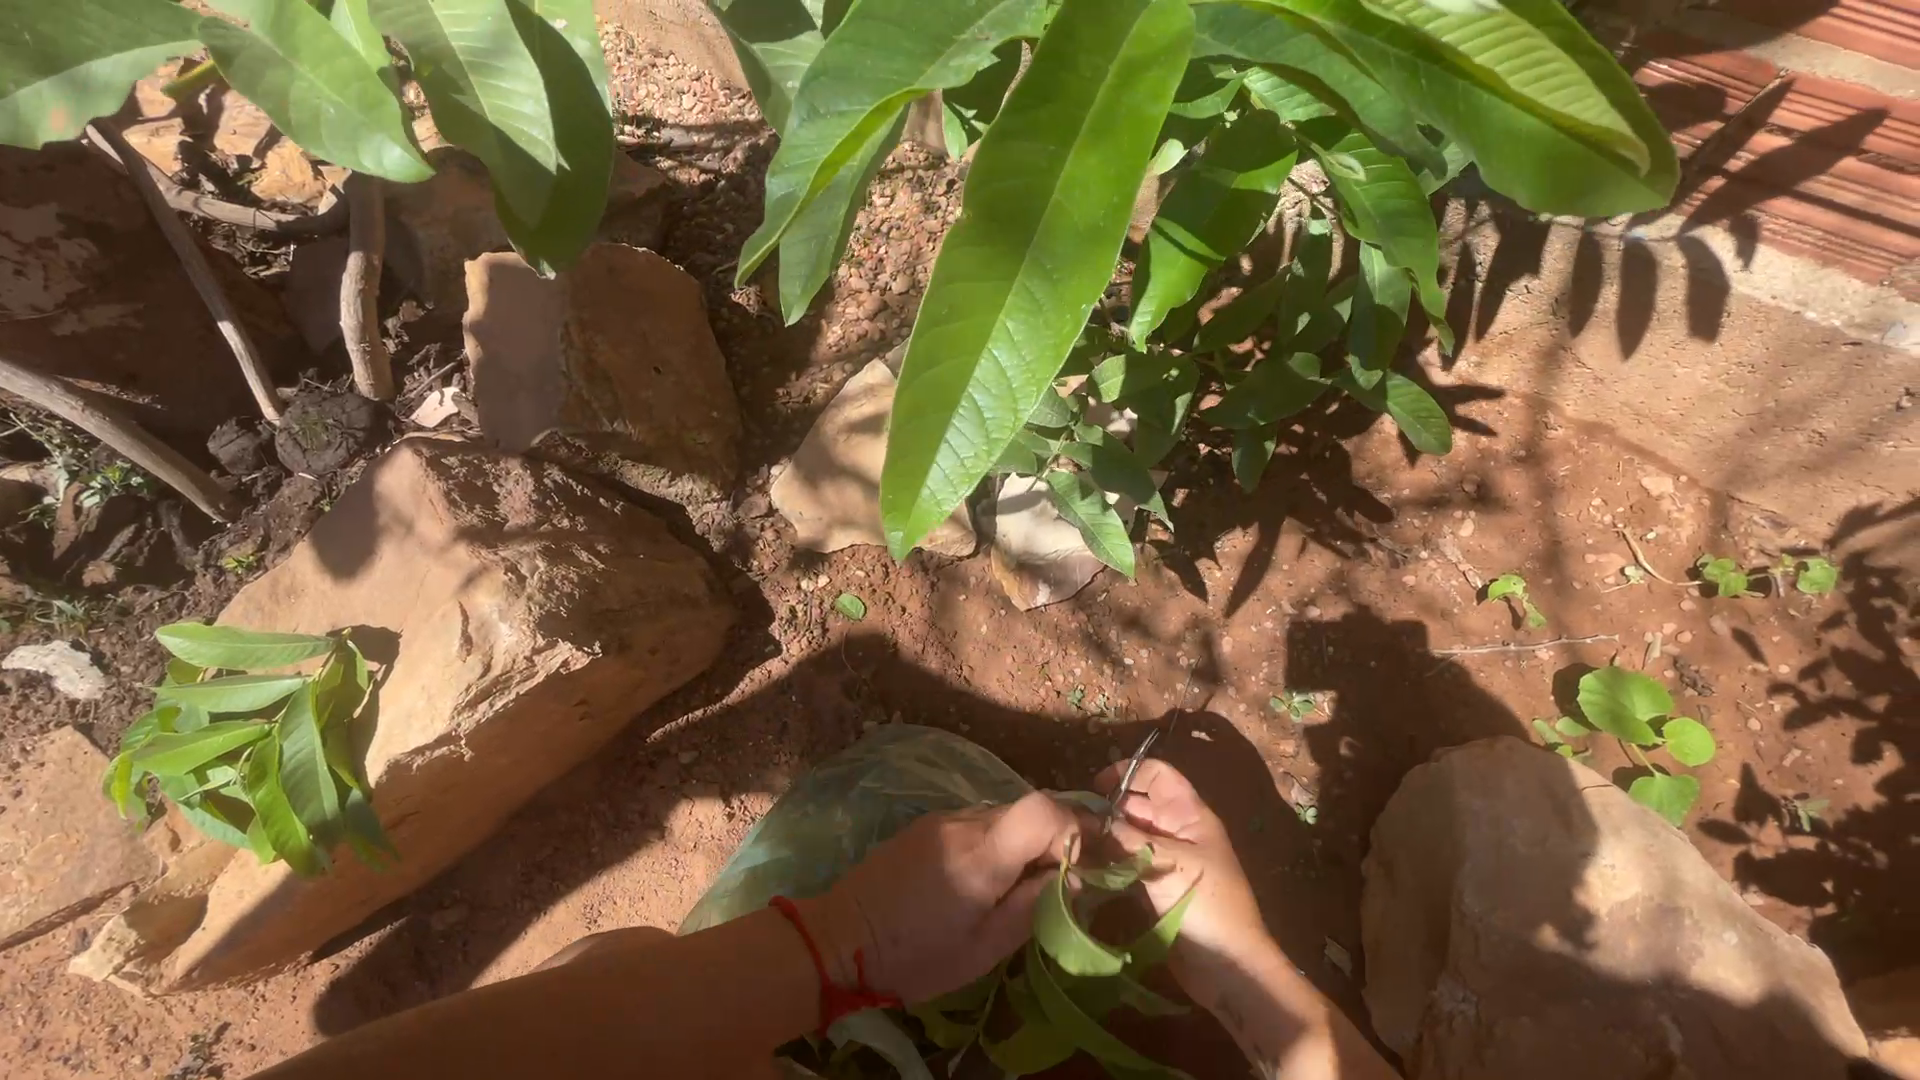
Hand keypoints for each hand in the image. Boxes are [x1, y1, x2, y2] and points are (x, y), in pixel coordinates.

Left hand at [801, 791, 1079, 1004]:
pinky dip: (995, 841)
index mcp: (983, 853)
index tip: (1083, 863)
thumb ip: (1033, 907)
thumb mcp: (983, 950)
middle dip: (1053, 839)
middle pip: (1028, 810)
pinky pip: (978, 821)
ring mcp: (943, 817)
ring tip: (1015, 886)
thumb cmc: (915, 956)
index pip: (1045, 808)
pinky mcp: (927, 822)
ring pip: (1004, 815)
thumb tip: (1072, 877)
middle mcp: (966, 820)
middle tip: (1057, 881)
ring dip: (1022, 842)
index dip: (1075, 827)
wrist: (840, 937)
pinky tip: (981, 878)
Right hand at [1094, 758, 1278, 1005]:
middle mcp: (1175, 830)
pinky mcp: (1154, 886)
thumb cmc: (1207, 904)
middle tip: (1074, 822)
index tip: (1095, 788)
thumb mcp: (1167, 863)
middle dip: (1108, 808)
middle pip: (1137, 804)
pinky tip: (1084, 867)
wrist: (1228, 965)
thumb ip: (1126, 839)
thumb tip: (1087, 821)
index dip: (1128, 772)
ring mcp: (1165, 859)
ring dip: (1105, 837)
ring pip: (1129, 835)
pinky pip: (1126, 863)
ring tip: (1073, 844)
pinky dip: (1108, 862)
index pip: (1157, 774)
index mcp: (1189, 814)